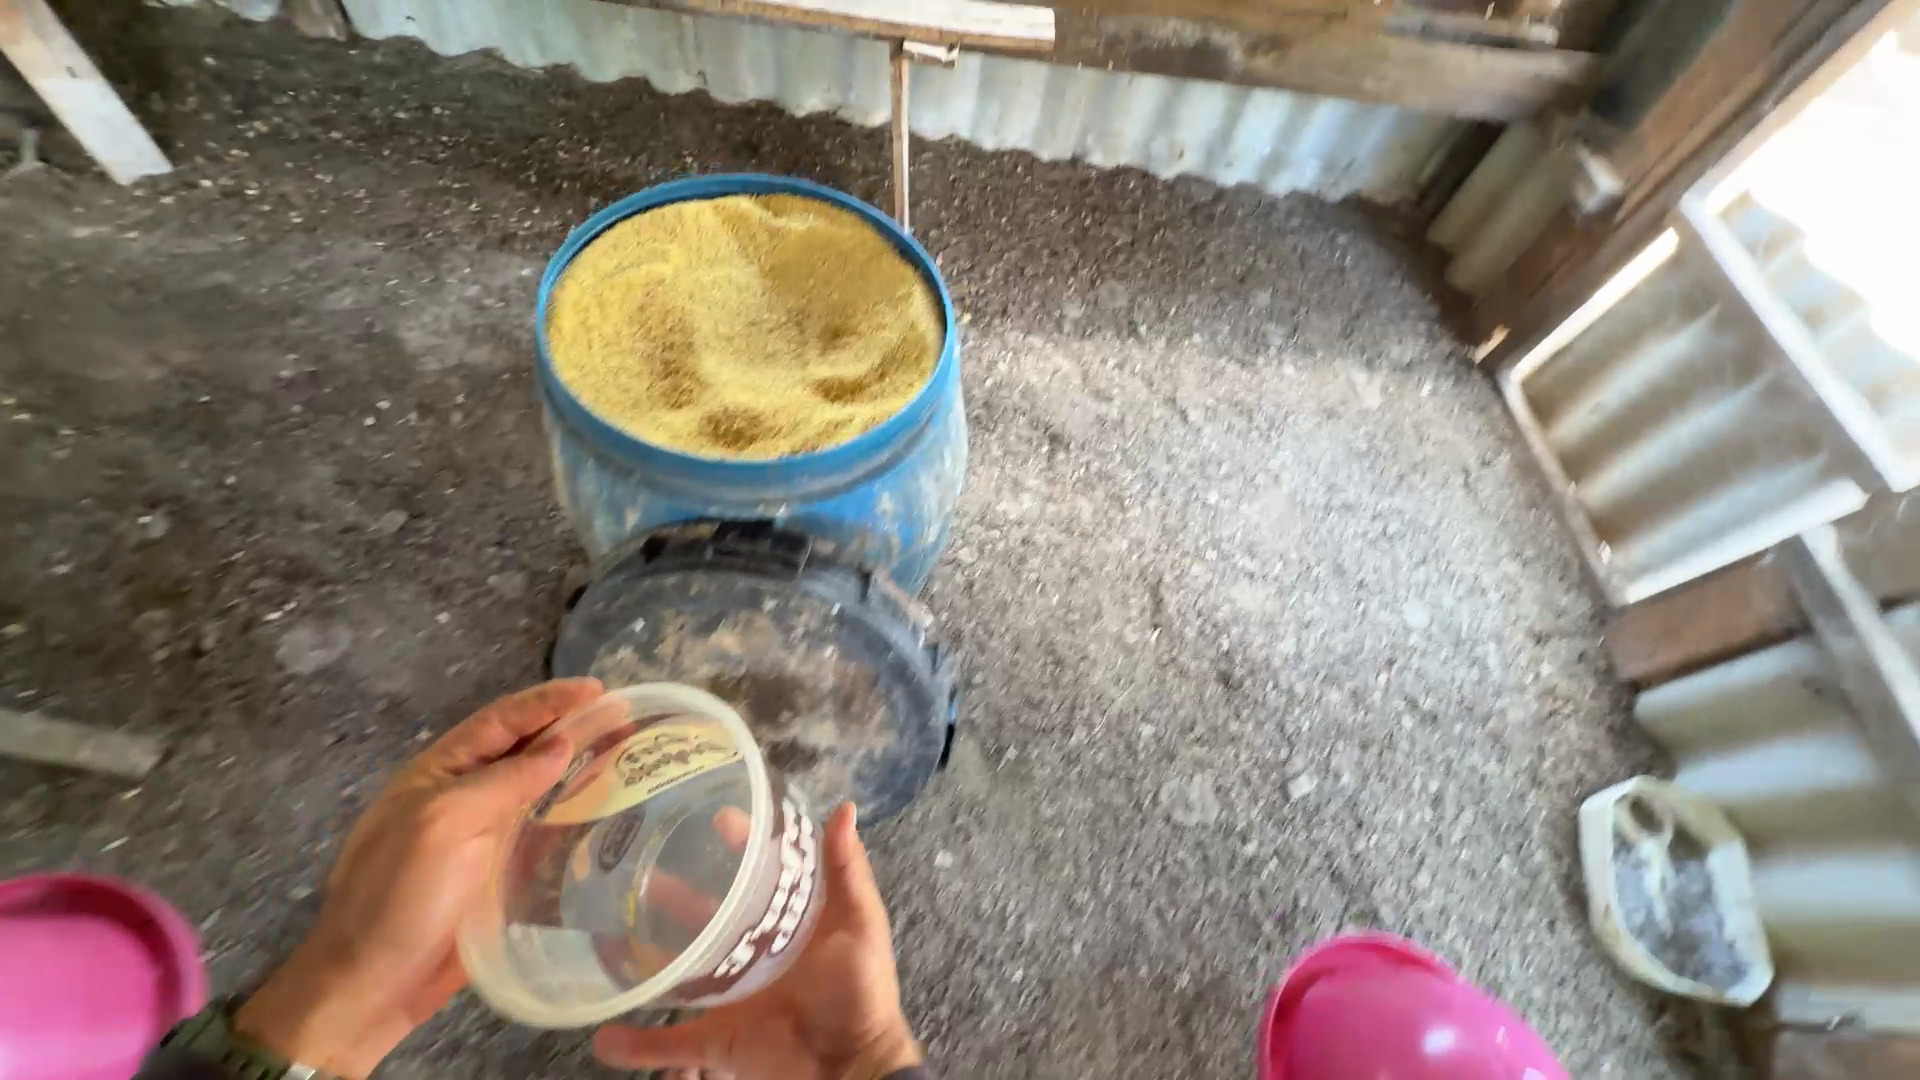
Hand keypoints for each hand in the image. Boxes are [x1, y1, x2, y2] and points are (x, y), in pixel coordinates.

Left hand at [234, 678, 603, 1077]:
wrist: (370, 987)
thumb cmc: (398, 898)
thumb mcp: (444, 825)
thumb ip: (505, 780)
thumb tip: (563, 744)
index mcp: (439, 771)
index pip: (503, 719)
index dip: (550, 700)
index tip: (600, 689)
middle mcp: (464, 791)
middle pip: (525, 743)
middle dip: (573, 723)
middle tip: (624, 716)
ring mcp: (483, 828)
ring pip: (540, 778)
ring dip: (580, 759)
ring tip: (625, 749)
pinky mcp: (502, 862)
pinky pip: (546, 819)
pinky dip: (578, 802)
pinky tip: (606, 801)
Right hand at [593, 803, 920, 1079]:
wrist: (850, 1068)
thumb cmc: (861, 989)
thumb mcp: (862, 924)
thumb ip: (849, 870)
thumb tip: (844, 808)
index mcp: (790, 920)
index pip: (760, 872)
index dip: (743, 842)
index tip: (720, 815)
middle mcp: (756, 949)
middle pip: (710, 914)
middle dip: (677, 892)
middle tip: (645, 865)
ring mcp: (732, 995)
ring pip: (682, 970)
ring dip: (647, 953)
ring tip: (609, 925)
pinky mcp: (717, 1041)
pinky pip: (669, 1046)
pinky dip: (636, 1046)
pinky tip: (603, 1034)